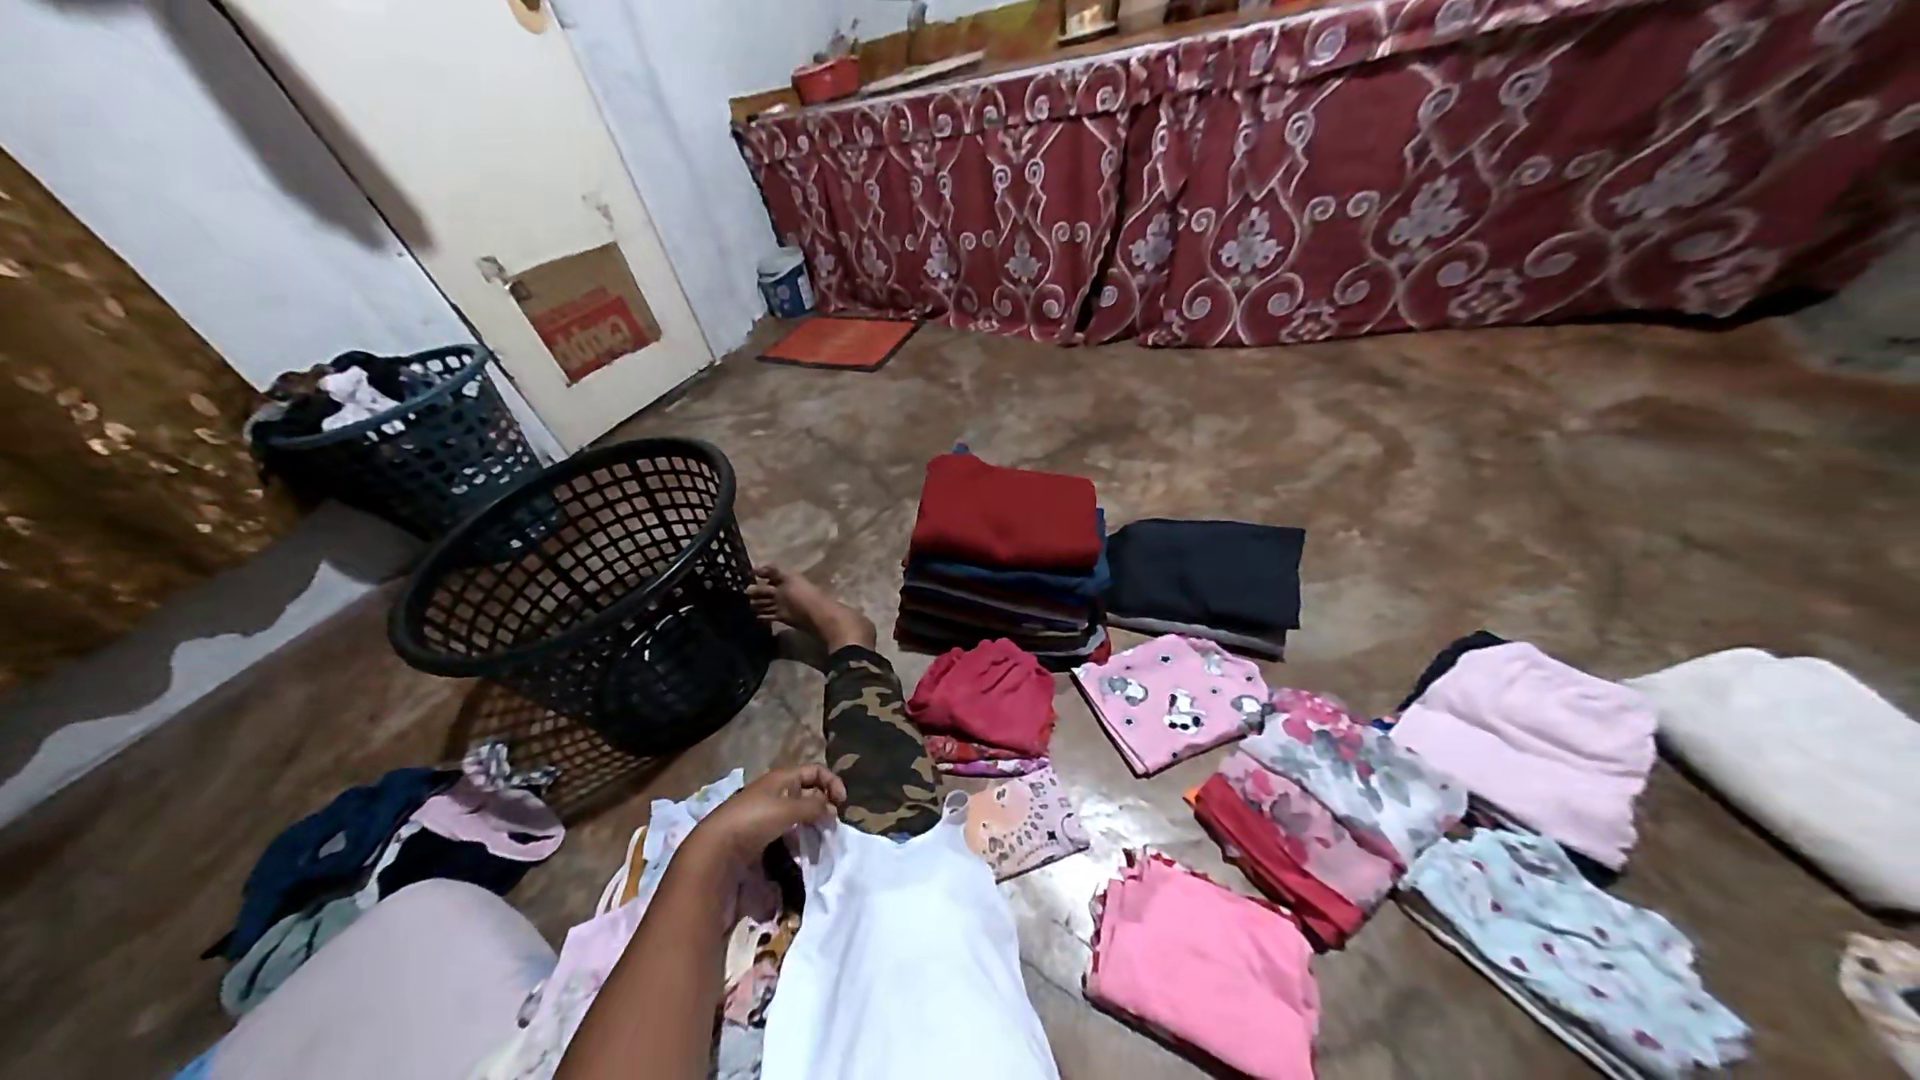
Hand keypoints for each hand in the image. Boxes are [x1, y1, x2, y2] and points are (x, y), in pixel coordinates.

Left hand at [688, 764, 846, 863]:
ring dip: (812, 826)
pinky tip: (802, 853)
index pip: (815, 771)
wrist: (716, 849)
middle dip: (824, 807)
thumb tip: (832, 809)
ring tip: (819, 843)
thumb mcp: (789, 808)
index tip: (842, 803)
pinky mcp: (761, 836)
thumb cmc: (754, 820)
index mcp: (782, 778)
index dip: (832, 782)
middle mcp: (776, 792)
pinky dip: (799, 840)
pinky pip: (788, 833)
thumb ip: (814, 806)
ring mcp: (768, 814)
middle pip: (808, 793)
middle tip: (831, 827)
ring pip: (799, 816)